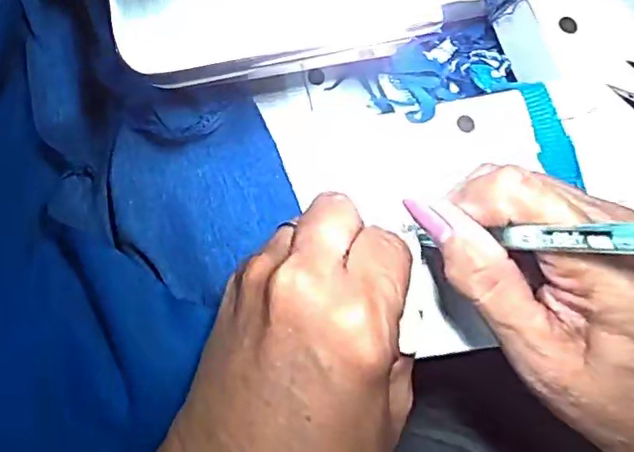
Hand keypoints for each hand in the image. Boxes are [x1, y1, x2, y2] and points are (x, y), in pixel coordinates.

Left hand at [162, 193, 414, 451]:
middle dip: (354, 233)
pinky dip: (287, 259)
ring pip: (302, 219)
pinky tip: (291, 297)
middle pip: (338, 207)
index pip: (388, 240)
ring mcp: (263, 272)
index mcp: (355, 317)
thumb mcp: (385, 408)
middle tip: (358, 270)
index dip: (394, 260)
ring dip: (317, 244)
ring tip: (321, 286)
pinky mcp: (235, 276)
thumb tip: (397, 297)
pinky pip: (272, 243)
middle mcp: (304, 281)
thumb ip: (398, 338)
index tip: (392, 276)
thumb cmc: (309, 451)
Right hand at [406, 166, 633, 451]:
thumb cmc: (631, 407)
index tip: (447, 238)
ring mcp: (614, 218)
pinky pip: (536, 199)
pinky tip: (522, 265)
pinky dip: (512, 225)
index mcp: (610, 258)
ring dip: (492, 221)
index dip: (466, 207)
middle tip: (470, 264)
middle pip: (513, 180)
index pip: (513, 188)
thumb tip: (438, 221)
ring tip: (503, 273)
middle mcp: (617, 224)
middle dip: (475, 214)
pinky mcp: (605, 222)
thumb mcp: (541, 356)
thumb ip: (485, 282)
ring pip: (520, 184)